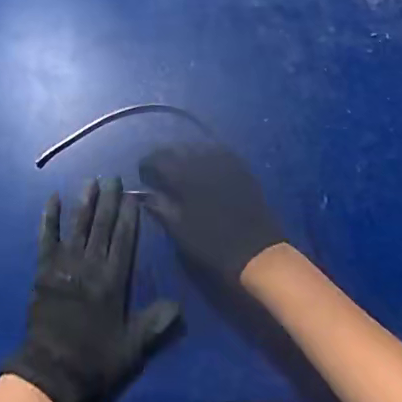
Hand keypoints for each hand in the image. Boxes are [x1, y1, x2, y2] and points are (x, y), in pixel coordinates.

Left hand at [2, 179, 179, 401]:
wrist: (52, 369)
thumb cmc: (95, 361)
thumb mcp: (132, 348)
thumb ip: (154, 324)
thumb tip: (178, 304)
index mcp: (113, 284)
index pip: (124, 243)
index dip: (129, 218)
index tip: (132, 197)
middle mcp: (89, 268)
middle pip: (101, 228)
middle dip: (108, 202)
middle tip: (113, 178)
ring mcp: (64, 266)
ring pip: (77, 227)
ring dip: (84, 203)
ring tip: (90, 181)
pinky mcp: (43, 270)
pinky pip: (46, 238)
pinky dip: (50, 218)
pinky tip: (53, 198)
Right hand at [139, 144, 287, 286]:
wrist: (258, 254)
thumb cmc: (213, 244)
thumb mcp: (179, 230)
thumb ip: (159, 206)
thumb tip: (144, 193)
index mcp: (184, 178)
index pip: (157, 160)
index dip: (147, 165)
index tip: (143, 175)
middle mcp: (203, 164)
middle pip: (176, 149)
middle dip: (164, 157)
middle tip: (159, 170)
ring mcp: (225, 164)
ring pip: (198, 147)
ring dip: (185, 154)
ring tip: (181, 166)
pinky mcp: (242, 170)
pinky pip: (220, 152)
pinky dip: (207, 155)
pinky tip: (205, 165)